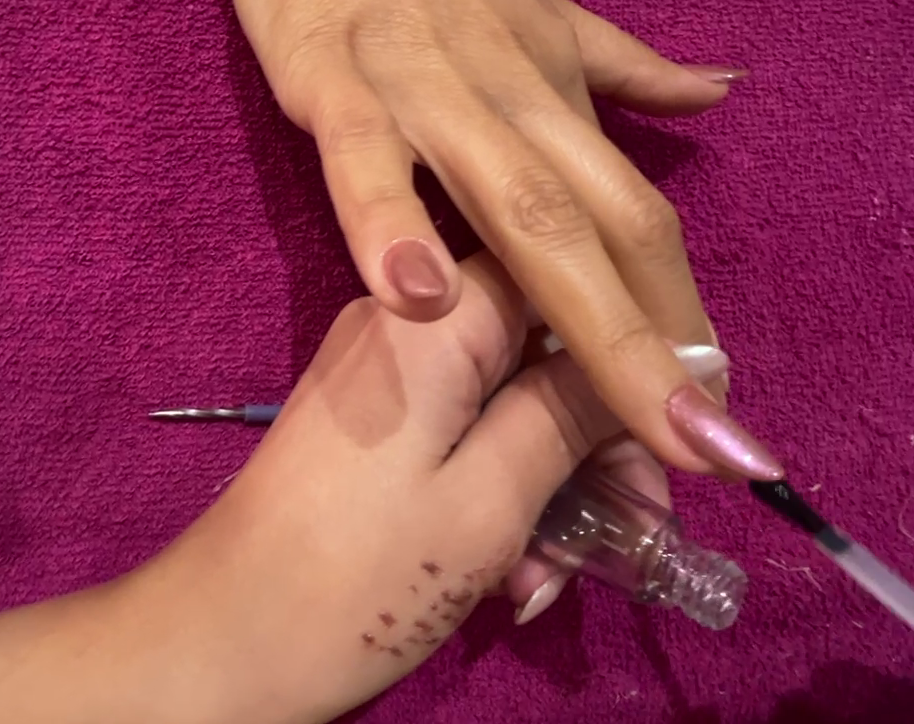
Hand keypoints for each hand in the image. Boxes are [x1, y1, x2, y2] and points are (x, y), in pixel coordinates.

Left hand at [116, 253, 730, 723]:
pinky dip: (503, 486)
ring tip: (551, 581)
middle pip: (540, 346)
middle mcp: (404, 319)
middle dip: (597, 442)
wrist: (226, 633)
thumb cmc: (359, 573)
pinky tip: (515, 571)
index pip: (559, 281)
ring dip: (553, 483)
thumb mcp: (488, 500)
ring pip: (509, 396)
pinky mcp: (376, 409)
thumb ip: (571, 417)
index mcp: (429, 316)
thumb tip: (673, 368)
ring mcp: (385, 364)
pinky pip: (466, 422)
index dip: (634, 351)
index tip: (687, 437)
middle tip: (638, 537)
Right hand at [213, 0, 772, 480]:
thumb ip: (620, 64)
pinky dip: (395, 223)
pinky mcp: (337, 82)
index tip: (718, 409)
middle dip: (660, 348)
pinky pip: (369, 161)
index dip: (682, 315)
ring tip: (628, 423)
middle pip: (602, 230)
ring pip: (514, 205)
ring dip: (578, 313)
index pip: (637, 217)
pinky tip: (421, 298)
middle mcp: (509, 98)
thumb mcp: (535, 4)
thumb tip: (718, 92)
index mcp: (550, 89)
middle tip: (721, 457)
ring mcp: (424, 92)